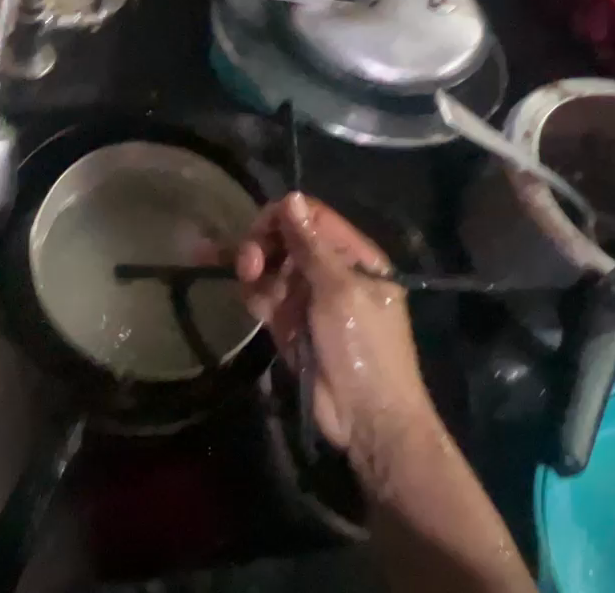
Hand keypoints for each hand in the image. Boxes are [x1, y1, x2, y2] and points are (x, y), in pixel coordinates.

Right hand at [236, 193, 435, 458]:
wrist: (366, 417)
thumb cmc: (363, 348)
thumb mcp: (340, 291)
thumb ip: (310, 245)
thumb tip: (291, 197)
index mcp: (354, 256)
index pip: (311, 217)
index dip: (281, 218)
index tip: (260, 232)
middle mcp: (328, 270)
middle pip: (284, 238)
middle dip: (261, 245)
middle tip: (248, 266)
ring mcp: (307, 297)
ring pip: (269, 266)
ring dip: (254, 269)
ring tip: (249, 283)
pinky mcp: (288, 322)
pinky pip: (264, 295)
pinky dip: (254, 294)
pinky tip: (252, 302)